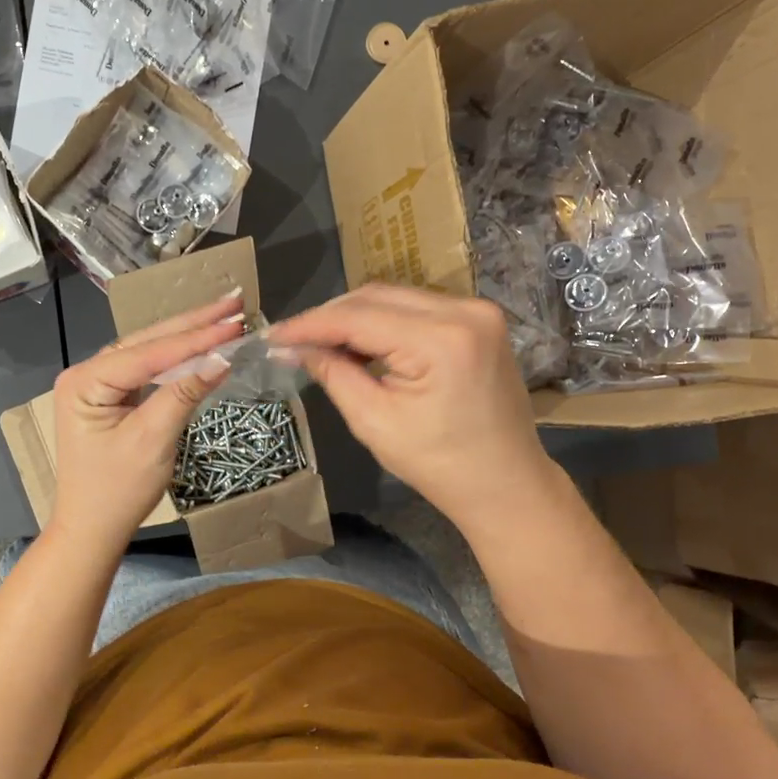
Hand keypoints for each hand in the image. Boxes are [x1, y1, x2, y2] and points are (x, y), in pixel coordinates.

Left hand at [49, 292, 243, 545]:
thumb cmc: (117, 491)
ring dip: (187, 337)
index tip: (234, 321)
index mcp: (85, 381)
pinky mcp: (110, 398)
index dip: (195, 337)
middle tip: (234, 303)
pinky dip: (176, 361)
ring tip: (225, 316)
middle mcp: (86, 374)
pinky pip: (147, 371)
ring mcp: (96, 385)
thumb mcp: (153, 441)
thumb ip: (184, 394)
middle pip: (147, 342)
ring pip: (149, 352)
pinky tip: (201, 346)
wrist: (92, 530)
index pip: (149, 352)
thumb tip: (222, 358)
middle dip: (192, 324)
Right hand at [268, 285, 550, 520]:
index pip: (358, 317)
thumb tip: (292, 349)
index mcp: (441, 340)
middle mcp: (464, 311)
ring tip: (319, 344)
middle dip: (329, 317)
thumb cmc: (438, 464)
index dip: (309, 325)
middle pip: (376, 296)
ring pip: (395, 297)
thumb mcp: (374, 422)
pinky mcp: (479, 321)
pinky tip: (358, 344)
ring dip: (353, 317)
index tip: (272, 337)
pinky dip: (383, 322)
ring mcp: (477, 312)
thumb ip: (333, 374)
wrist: (505, 483)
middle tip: (290, 341)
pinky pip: (417, 308)